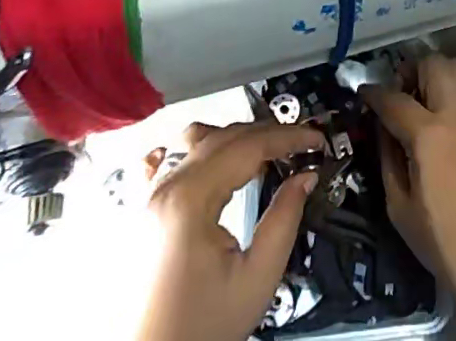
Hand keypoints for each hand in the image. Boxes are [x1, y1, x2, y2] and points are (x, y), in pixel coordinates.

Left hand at [136, 121, 325, 340]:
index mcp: (189, 201)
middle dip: (271, 133)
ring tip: (268, 149)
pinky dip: (193, 152)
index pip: (249, 145)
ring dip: (238, 138)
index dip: (291, 136)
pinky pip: (162, 163)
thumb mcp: (257, 276)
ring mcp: (145, 202)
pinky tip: (210, 158)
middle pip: (225, 137)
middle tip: (303, 143)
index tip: (318, 140)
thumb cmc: (200, 327)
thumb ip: (285, 218)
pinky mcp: (138, 216)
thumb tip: (305, 177)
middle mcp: (163, 192)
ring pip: (197, 142)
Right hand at [358, 55, 455, 288]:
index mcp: (430, 133)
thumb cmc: (442, 238)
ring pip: (455, 69)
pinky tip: (433, 117)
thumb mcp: (399, 205)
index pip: (395, 99)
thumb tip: (382, 129)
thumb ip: (388, 158)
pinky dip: (447, 88)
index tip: (362, 94)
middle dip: (410, 71)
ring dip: (432, 74)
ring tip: (414, 102)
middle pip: (434, 65)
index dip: (374, 94)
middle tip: (394, 95)